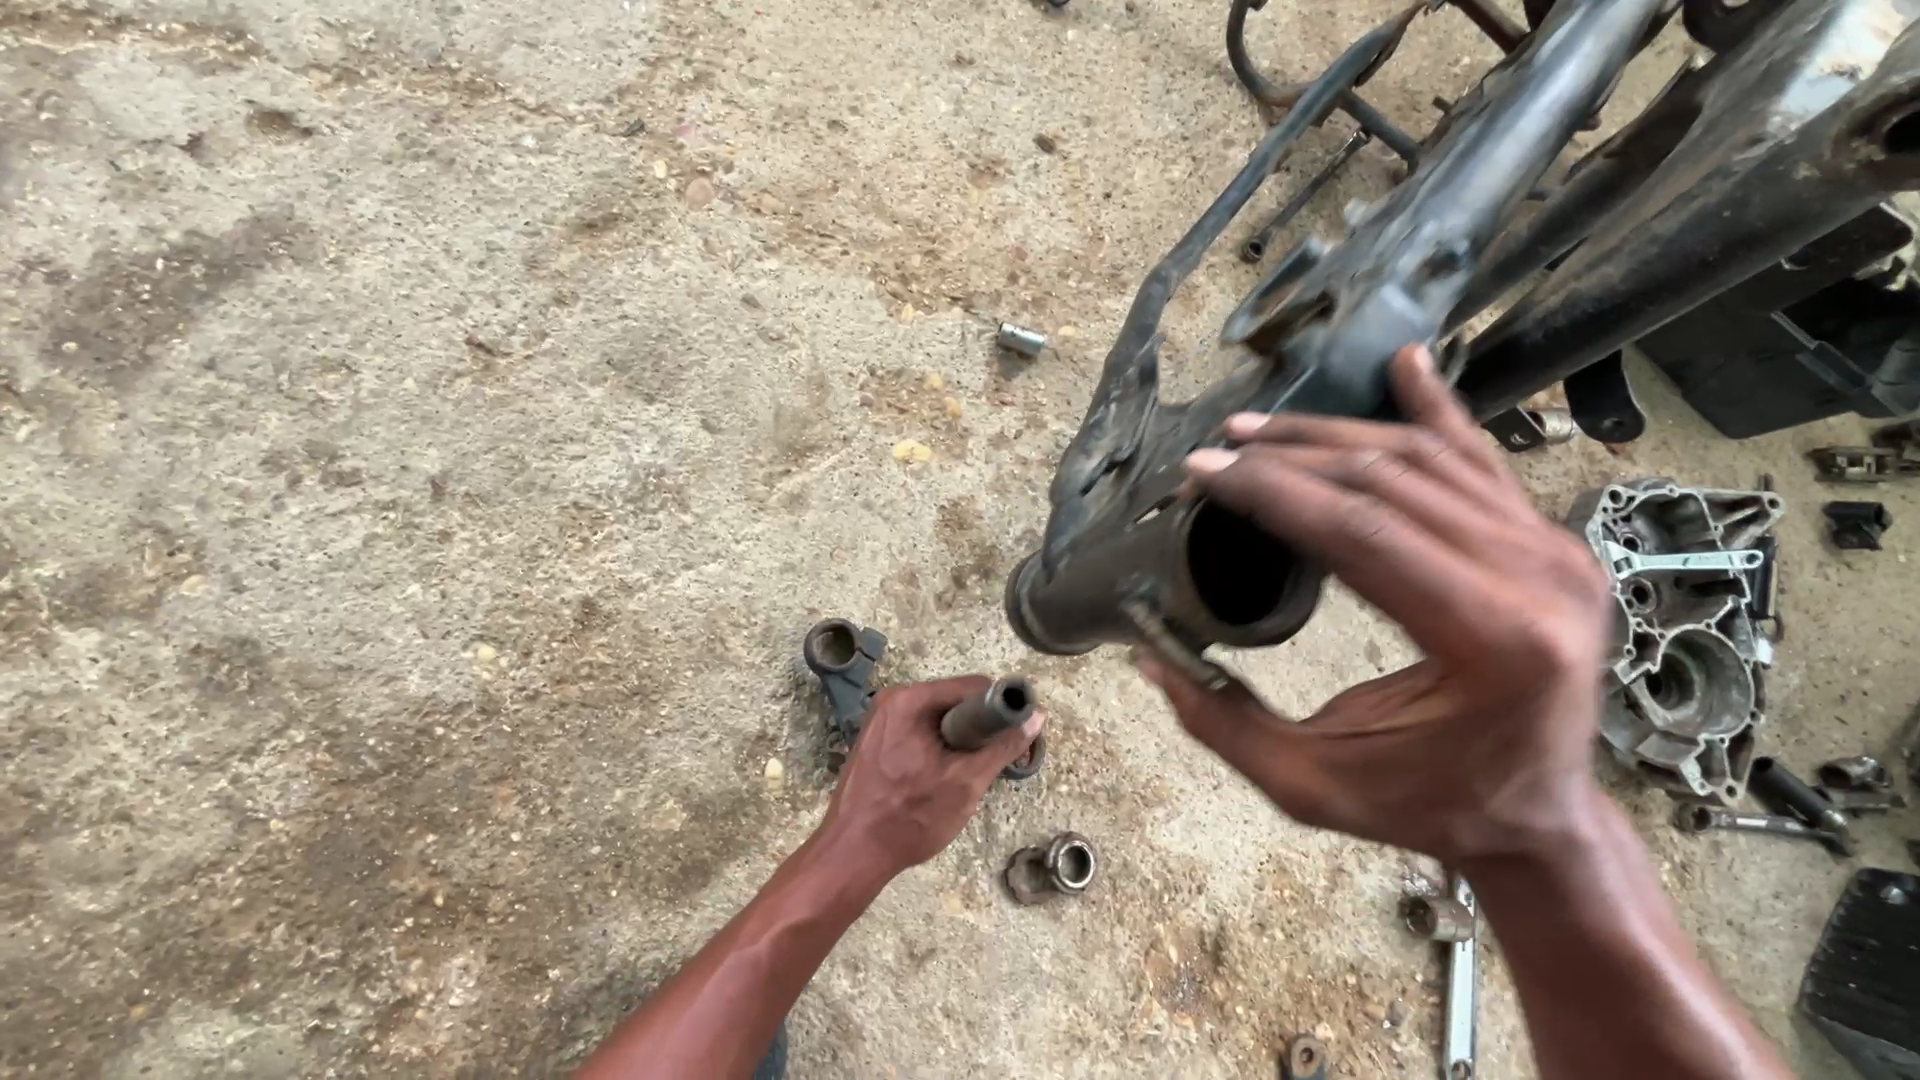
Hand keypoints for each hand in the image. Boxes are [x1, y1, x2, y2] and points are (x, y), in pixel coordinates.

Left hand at [821, 676, 1044, 875]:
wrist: (853, 852)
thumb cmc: (910, 817)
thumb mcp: (966, 782)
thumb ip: (1003, 746)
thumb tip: (1037, 716)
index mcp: (910, 700)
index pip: (972, 686)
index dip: (999, 709)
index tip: (1012, 736)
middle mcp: (892, 700)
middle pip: (954, 700)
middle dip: (977, 727)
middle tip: (988, 762)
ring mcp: (880, 719)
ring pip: (938, 718)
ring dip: (957, 740)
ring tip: (965, 774)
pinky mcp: (876, 739)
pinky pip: (919, 731)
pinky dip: (936, 747)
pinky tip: (940, 777)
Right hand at [1136, 344, 1614, 863]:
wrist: (1540, 816)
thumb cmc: (1427, 806)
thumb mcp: (1310, 786)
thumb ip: (1220, 725)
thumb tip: (1146, 657)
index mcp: (1490, 641)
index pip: (1360, 532)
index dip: (1269, 491)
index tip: (1204, 471)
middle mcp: (1538, 581)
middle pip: (1389, 482)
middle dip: (1287, 458)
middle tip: (1217, 451)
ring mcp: (1556, 553)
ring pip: (1428, 459)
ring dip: (1334, 435)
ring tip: (1260, 430)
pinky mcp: (1552, 545)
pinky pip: (1481, 461)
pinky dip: (1434, 410)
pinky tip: (1404, 365)